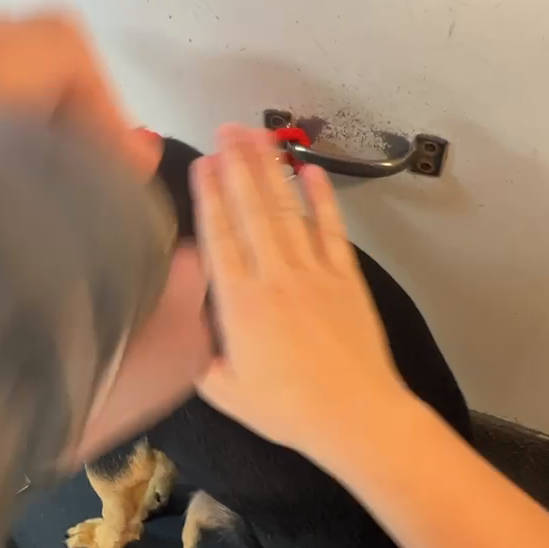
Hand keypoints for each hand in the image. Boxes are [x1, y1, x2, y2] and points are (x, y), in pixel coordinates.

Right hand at [191, 125, 416, 461]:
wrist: (354, 416)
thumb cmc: (286, 408)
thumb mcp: (222, 389)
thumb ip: (200, 350)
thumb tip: (194, 318)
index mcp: (240, 304)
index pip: (220, 236)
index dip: (210, 196)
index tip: (203, 164)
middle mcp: (274, 277)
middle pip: (252, 210)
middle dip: (237, 165)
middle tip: (225, 131)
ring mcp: (314, 272)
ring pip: (287, 210)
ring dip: (270, 170)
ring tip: (256, 137)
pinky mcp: (345, 278)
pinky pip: (331, 229)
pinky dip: (321, 198)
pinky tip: (310, 171)